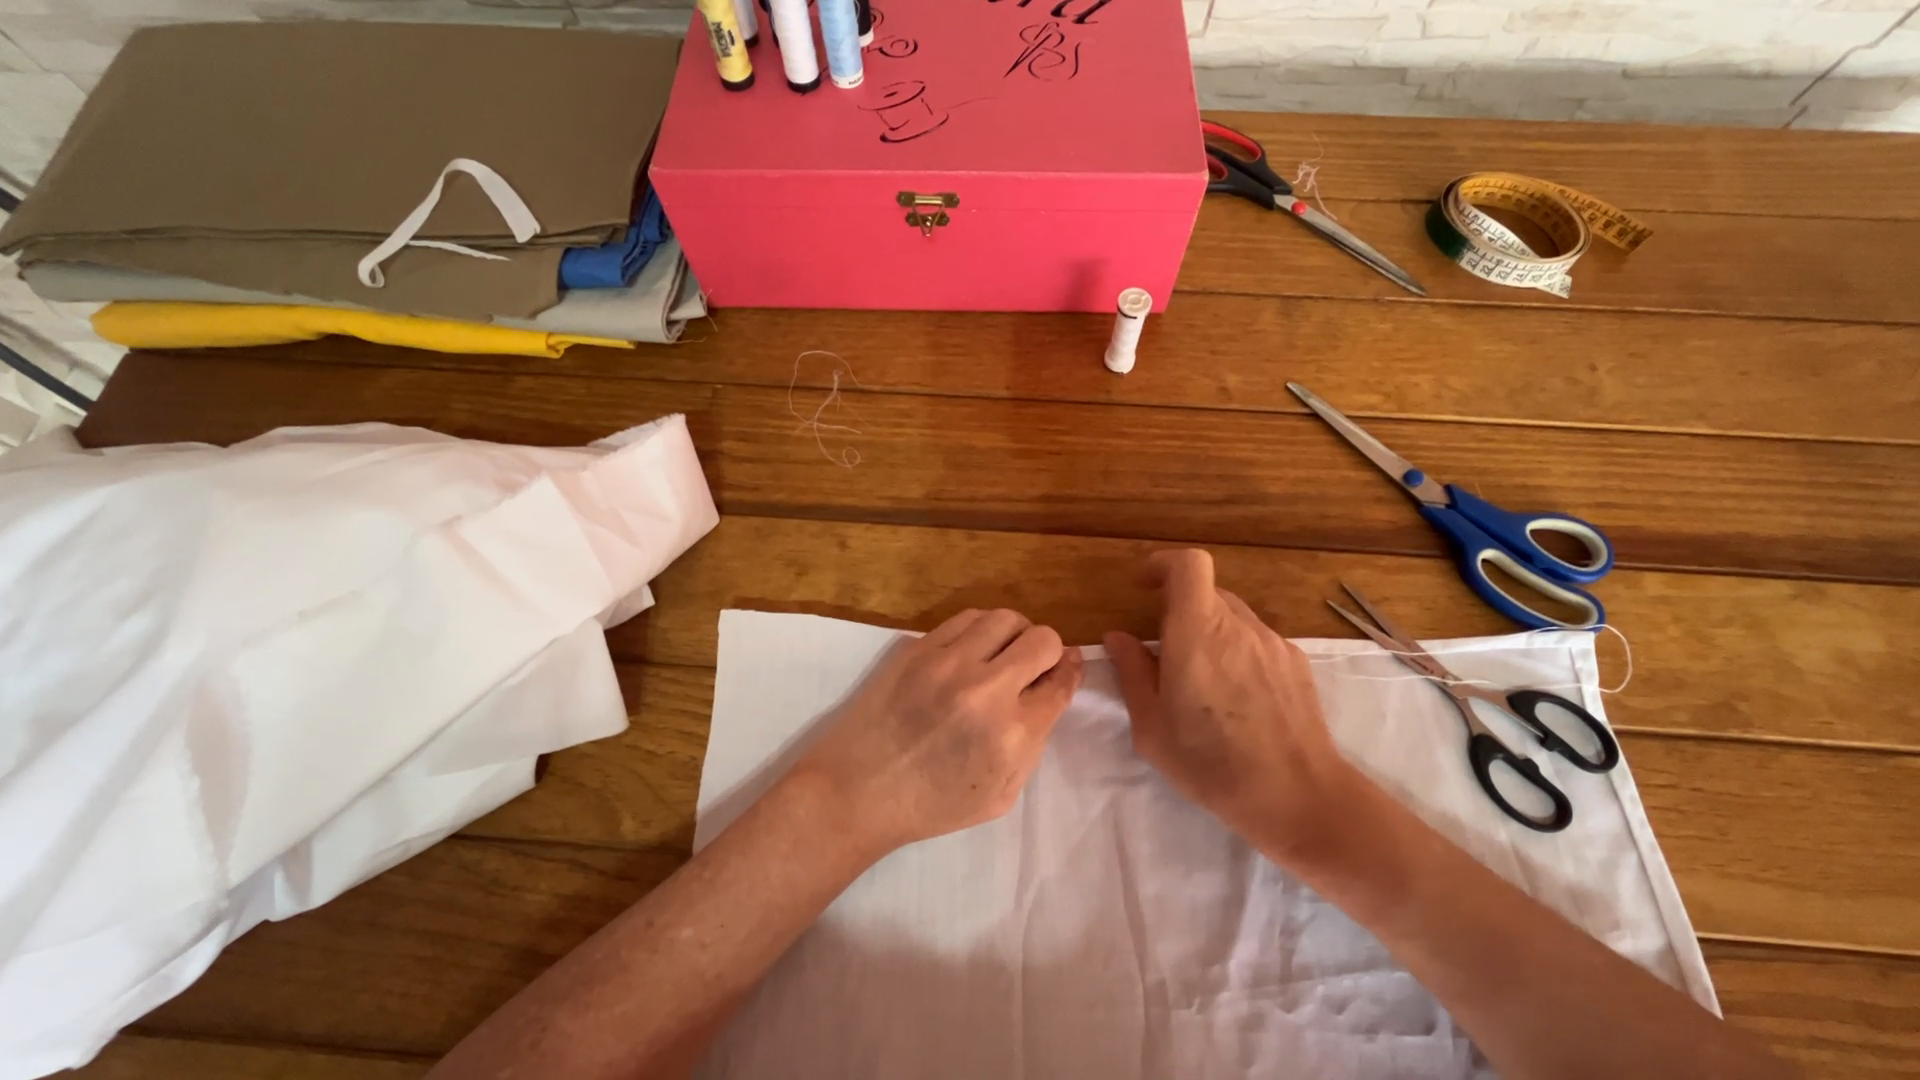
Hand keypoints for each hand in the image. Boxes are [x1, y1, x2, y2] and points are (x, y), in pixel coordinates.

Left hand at [795, 608, 1083, 858]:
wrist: (858, 790)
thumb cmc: (933, 804)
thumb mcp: (1001, 794)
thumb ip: (1033, 742)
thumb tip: (1051, 690)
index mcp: (1012, 734)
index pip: (1060, 683)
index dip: (1070, 671)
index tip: (1067, 667)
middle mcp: (986, 689)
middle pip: (1042, 640)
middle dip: (1047, 651)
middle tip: (1033, 666)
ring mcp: (947, 662)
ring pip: (1004, 618)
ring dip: (1014, 635)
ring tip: (1002, 654)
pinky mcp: (917, 648)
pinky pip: (965, 619)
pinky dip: (979, 631)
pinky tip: (971, 650)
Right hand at [1104, 550, 1367, 862]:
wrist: (1297, 796)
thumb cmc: (1211, 765)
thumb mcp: (1152, 727)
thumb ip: (1133, 673)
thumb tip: (1118, 638)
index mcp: (1197, 634)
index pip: (1188, 565)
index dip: (1163, 564)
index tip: (1144, 586)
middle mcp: (1238, 626)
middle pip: (1207, 591)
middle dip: (1180, 609)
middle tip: (1165, 651)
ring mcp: (1273, 643)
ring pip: (1233, 616)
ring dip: (1210, 632)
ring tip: (1202, 682)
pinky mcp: (1296, 663)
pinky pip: (1257, 640)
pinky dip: (1237, 652)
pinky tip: (1237, 698)